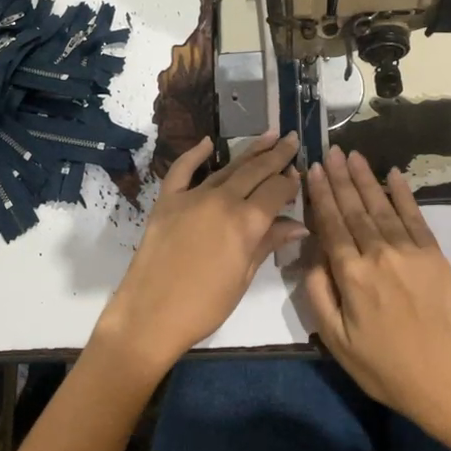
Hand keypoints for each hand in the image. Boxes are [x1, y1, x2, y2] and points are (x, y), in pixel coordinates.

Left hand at [92, 134, 306, 375]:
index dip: (291, 182)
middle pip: (255, 172)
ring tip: (268, 135)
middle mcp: (222, 201)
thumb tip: (298, 226)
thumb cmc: (205, 306)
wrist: (150, 314)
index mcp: (246, 222)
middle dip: (276, 155)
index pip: (276, 191)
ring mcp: (191, 198)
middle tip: (291, 139)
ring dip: (249, 152)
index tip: (300, 174)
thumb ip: (267, 244)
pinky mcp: (166, 202)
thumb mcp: (243, 277)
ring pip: (226, 168)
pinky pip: (181, 171)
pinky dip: (194, 154)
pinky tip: (207, 143)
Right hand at [302, 147, 450, 429]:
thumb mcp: (334, 338)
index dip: (321, 195)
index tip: (313, 170)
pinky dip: (402, 194)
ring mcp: (410, 252)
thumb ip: (318, 292)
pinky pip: (414, 217)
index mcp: (351, 274)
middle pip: (355, 208)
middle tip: (331, 151)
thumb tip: (312, 254)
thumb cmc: (382, 366)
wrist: (444, 379)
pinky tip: (392, 175)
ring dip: (366, 179)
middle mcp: (380, 254)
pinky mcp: (434, 256)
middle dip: (341, 178)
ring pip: (382, 206)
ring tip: (353, 155)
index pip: (331, 224)